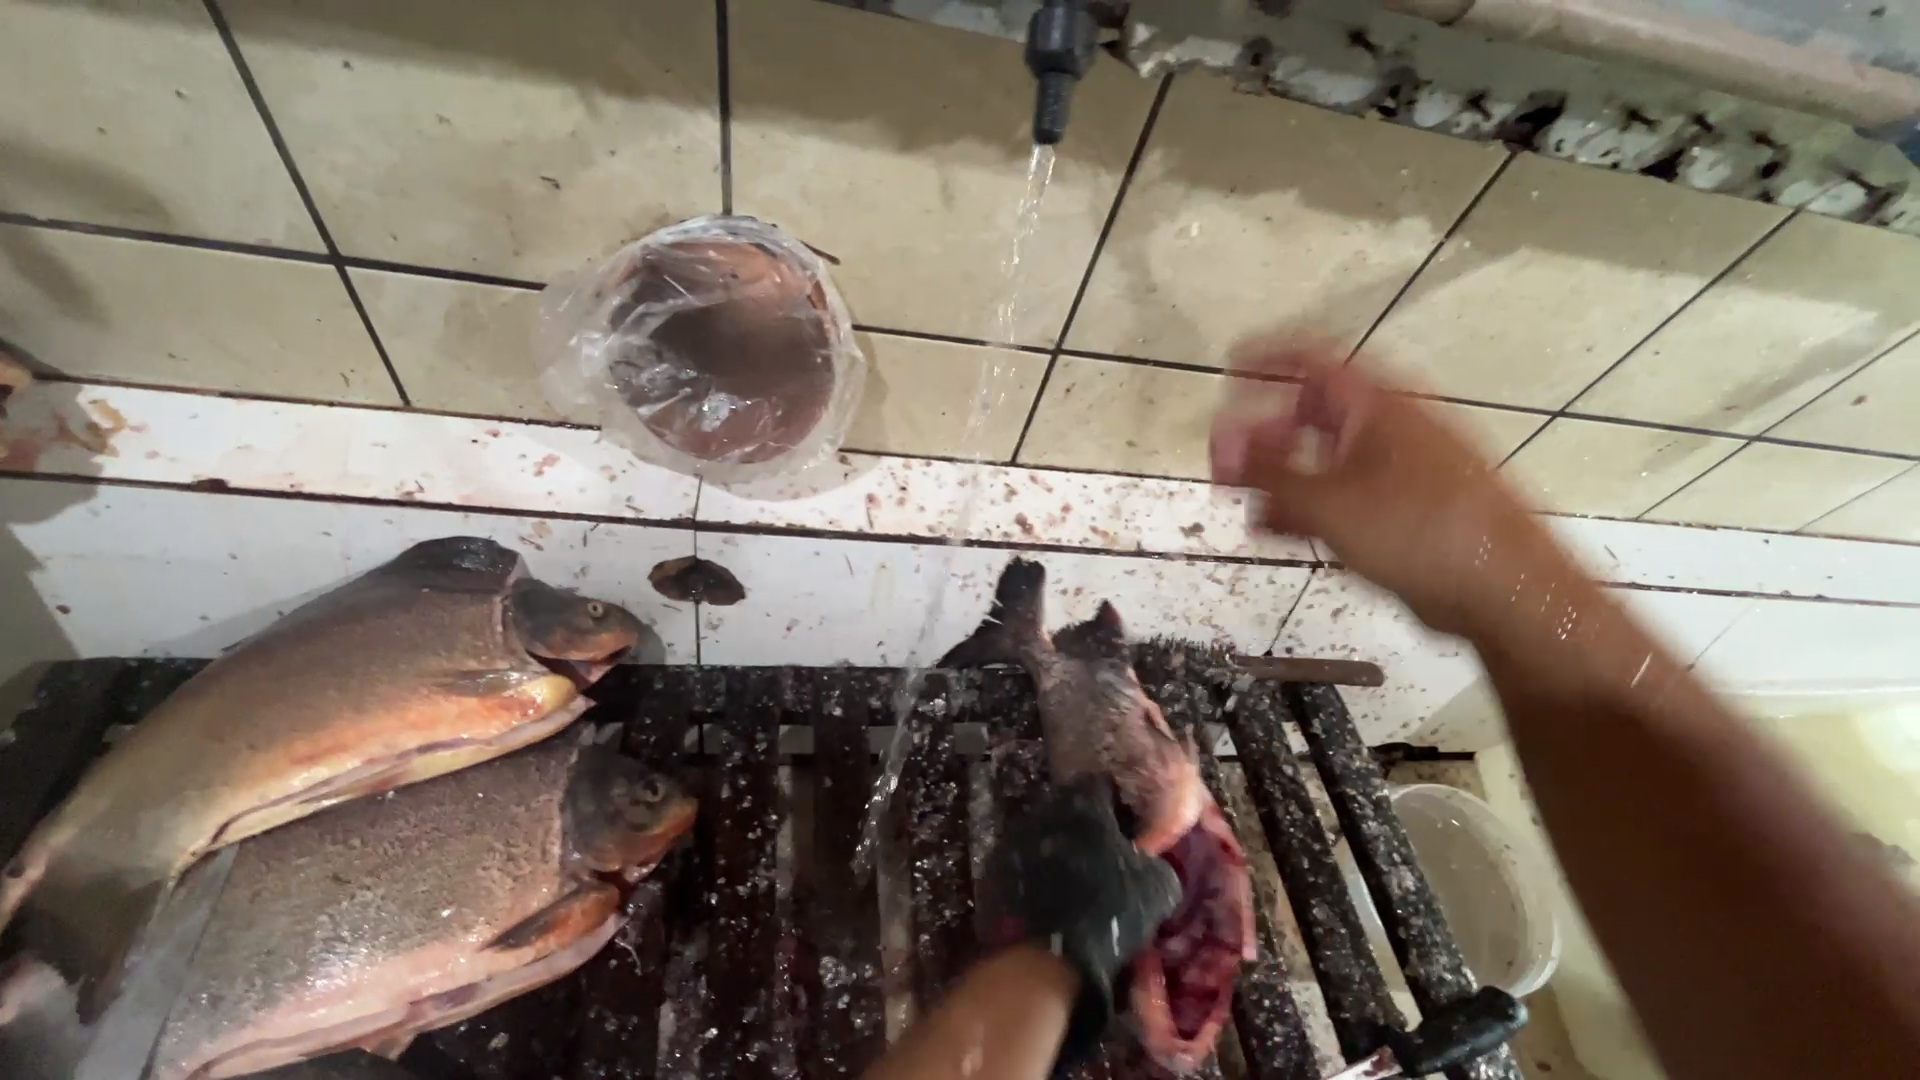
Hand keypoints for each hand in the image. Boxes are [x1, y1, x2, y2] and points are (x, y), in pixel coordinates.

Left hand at [980, 777, 1181, 1065]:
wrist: (1046, 956)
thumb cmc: (1107, 911)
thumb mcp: (1155, 887)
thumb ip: (1154, 861)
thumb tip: (1150, 859)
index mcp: (1082, 803)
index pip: (1100, 785)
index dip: (1115, 802)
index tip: (1125, 824)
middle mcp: (1043, 810)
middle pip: (1066, 806)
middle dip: (1083, 824)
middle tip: (1101, 851)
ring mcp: (1013, 839)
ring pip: (1041, 833)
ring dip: (1056, 848)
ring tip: (1074, 879)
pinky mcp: (993, 870)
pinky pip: (1020, 862)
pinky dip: (1034, 874)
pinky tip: (1048, 898)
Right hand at [1210, 336, 1579, 637]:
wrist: (1506, 590)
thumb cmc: (1420, 530)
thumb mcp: (1330, 501)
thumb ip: (1267, 471)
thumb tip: (1220, 438)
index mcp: (1377, 404)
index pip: (1312, 361)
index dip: (1266, 359)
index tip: (1226, 371)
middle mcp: (1387, 427)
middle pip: (1311, 413)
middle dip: (1261, 432)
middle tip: (1224, 463)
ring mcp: (1395, 469)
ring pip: (1321, 457)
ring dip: (1277, 474)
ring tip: (1240, 500)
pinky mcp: (1399, 510)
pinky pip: (1339, 495)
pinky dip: (1303, 505)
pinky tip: (1274, 528)